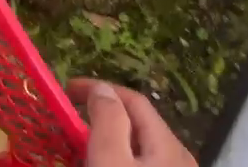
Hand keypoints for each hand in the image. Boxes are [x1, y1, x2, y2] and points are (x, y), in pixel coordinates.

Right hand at [70, 80, 194, 166]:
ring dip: (112, 135)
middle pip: (140, 122)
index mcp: (170, 145)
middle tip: (74, 114)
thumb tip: (102, 88)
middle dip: (105, 111)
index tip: (66, 90)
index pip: (134, 99)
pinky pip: (143, 162)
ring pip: (141, 144)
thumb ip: (108, 120)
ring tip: (86, 140)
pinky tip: (109, 162)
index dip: (98, 87)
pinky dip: (121, 155)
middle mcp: (181, 158)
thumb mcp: (111, 159)